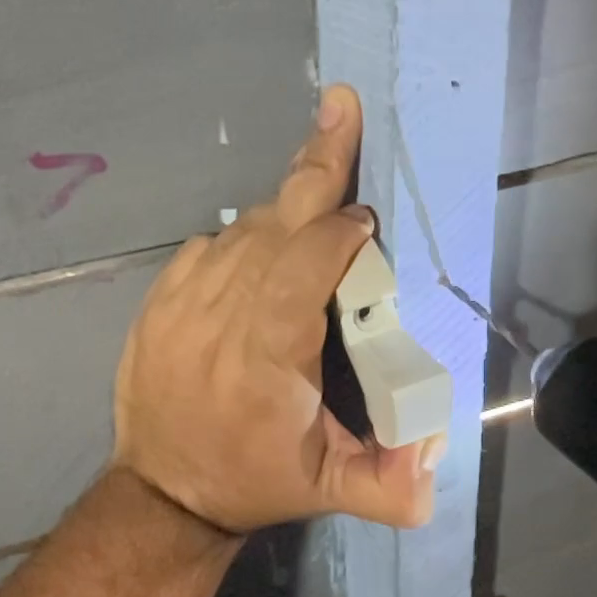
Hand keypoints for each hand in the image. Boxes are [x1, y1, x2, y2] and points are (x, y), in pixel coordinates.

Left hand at [112, 85, 446, 532]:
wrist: (162, 490)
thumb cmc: (252, 480)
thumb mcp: (327, 489)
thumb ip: (389, 484)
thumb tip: (438, 475)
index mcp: (268, 350)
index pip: (308, 260)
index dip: (341, 231)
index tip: (365, 222)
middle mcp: (222, 312)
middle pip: (274, 222)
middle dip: (316, 165)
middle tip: (341, 107)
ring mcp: (182, 301)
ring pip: (241, 231)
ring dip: (283, 212)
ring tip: (314, 194)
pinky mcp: (158, 301)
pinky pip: (207, 246)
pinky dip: (241, 239)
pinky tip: (261, 248)